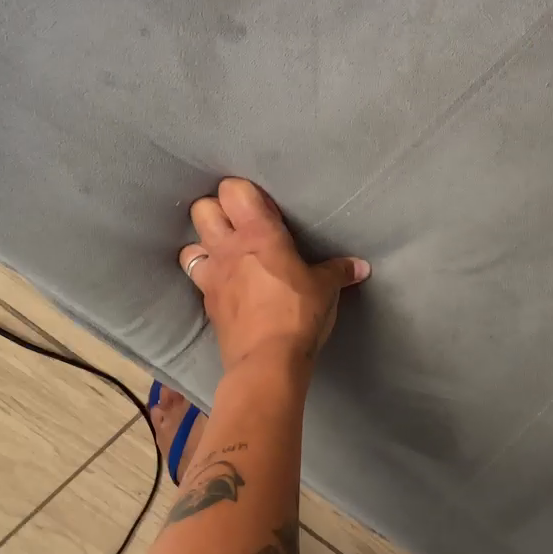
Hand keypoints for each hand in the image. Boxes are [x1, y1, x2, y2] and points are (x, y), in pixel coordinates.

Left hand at [179, 178, 370, 372]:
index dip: (244, 190)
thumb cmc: (299, 313)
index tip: (262, 202)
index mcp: (258, 233)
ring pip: (191, 244)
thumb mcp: (326, 288)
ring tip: (225, 250)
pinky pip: (197, 278)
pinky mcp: (207, 303)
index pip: (234, 190)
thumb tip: (361, 266)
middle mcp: (228, 248)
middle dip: (217, 209)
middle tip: (240, 220)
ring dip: (204, 244)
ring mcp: (212, 277)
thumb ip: (340, 270)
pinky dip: (206, 274)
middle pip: (203, 209)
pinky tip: (224, 281)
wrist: (267, 363)